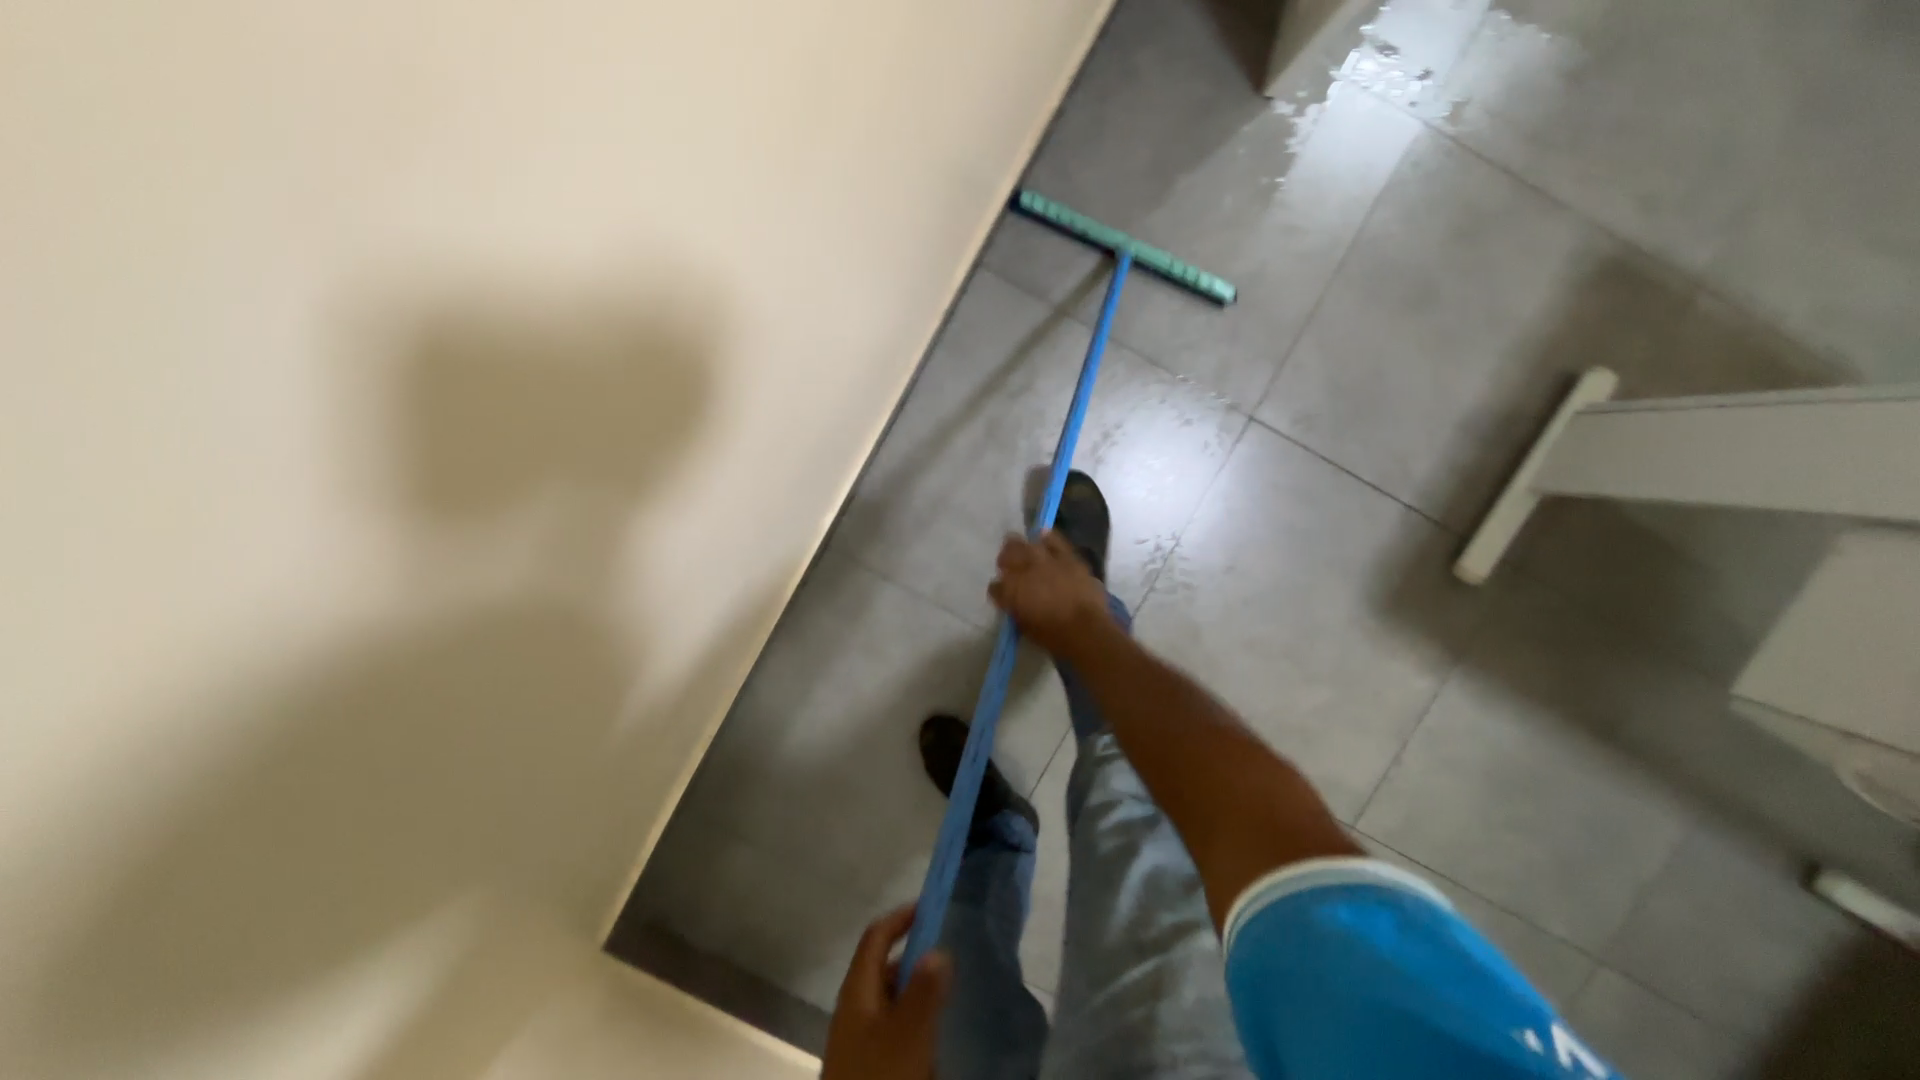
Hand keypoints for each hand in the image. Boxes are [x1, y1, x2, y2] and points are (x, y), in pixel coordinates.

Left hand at [821, 905, 951, 1079]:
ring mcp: (858, 1038)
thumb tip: (938, 947)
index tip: (933, 908)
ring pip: (890, 999)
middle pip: (883, 966)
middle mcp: (854, 1008)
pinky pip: (893, 1027)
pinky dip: (914, 1019)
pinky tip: (936, 1034)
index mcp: (857, 991)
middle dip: (915, 953)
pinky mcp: (868, 1063)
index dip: (901, 917)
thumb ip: (923, 991)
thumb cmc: (880, 1076)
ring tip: (951, 991)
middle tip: (952, 952)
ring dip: (917, 988)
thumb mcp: (907, 1035)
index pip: (876, 937)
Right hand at [988, 531, 1113, 659]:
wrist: (1086, 629)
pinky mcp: (1067, 557)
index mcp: (1010, 591)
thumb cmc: (1053, 635)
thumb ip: (1016, 609)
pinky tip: (1044, 535)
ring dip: (1022, 546)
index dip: (998, 590)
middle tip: (1007, 563)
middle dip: (1005, 558)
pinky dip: (1048, 537)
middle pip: (1008, 554)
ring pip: (1027, 544)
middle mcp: (1024, 570)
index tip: (1002, 594)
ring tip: (1024, 549)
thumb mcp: (1025, 626)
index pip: (996, 586)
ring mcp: (1046, 560)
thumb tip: (1013, 601)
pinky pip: (1054, 540)